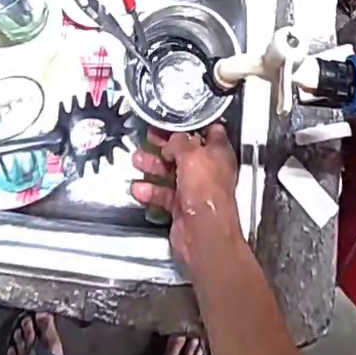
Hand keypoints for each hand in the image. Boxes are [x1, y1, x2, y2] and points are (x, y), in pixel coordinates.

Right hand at [130, 124, 241, 265]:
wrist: (204, 236)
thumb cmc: (206, 192)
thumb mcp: (192, 156)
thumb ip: (180, 142)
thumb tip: (173, 138)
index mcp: (218, 153)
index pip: (209, 130)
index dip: (192, 124)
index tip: (174, 118)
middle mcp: (208, 169)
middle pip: (185, 151)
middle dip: (165, 144)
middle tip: (149, 135)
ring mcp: (194, 188)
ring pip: (171, 171)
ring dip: (153, 165)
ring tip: (136, 159)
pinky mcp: (181, 206)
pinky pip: (163, 194)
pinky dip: (150, 190)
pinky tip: (137, 188)